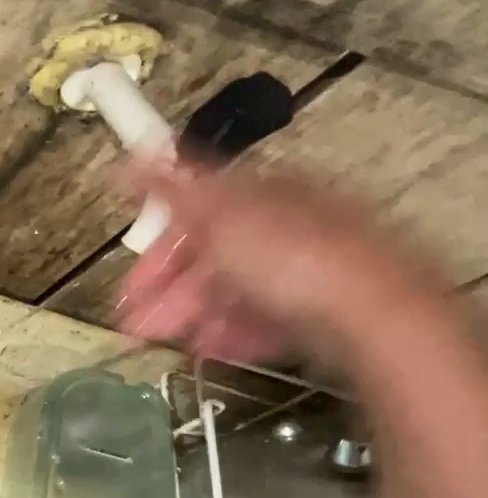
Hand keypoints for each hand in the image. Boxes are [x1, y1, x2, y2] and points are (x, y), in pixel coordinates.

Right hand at [113, 158, 450, 367]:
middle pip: (208, 257)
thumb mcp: (221, 214)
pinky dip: (226, 331)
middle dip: (165, 290)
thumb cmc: (292, 259)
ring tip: (162, 338)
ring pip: (227, 291)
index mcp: (266, 195)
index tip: (130, 282)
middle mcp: (285, 226)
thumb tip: (132, 152)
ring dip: (187, 315)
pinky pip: (257, 317)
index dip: (156, 248)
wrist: (368, 314)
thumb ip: (172, 188)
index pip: (196, 214)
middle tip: (134, 321)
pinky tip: (207, 345)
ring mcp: (301, 269)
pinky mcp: (311, 309)